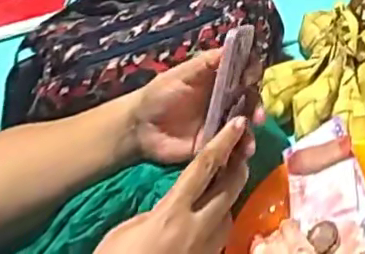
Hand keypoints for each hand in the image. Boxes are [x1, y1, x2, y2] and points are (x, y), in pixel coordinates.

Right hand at [95, 117, 252, 253]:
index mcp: (172, 214)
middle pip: (231, 187)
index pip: (205, 166)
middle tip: (241, 151)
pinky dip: (219, 224)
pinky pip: (220, 240)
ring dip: (230, 197)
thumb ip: (155, 210)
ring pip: (230, 214)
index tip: (239, 122)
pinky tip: (210, 221)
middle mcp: (196, 231)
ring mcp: (204, 252)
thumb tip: (172, 203)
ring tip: (224, 186)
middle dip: (239, 166)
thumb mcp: (123, 233)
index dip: (224, 141)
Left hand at [121, 50, 266, 166]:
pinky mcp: (212, 144)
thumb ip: (206, 62)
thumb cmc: (160, 93)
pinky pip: (230, 146)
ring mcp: (220, 122)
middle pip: (250, 98)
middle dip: (257, 105)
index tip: (253, 77)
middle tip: (258, 116)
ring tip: (250, 142)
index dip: (253, 71)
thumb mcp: (181, 73)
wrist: (138, 129)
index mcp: (220, 77)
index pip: (245, 70)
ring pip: (244, 123)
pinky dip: (239, 150)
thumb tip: (233, 46)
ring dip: (252, 131)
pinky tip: (243, 154)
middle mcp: (225, 98)